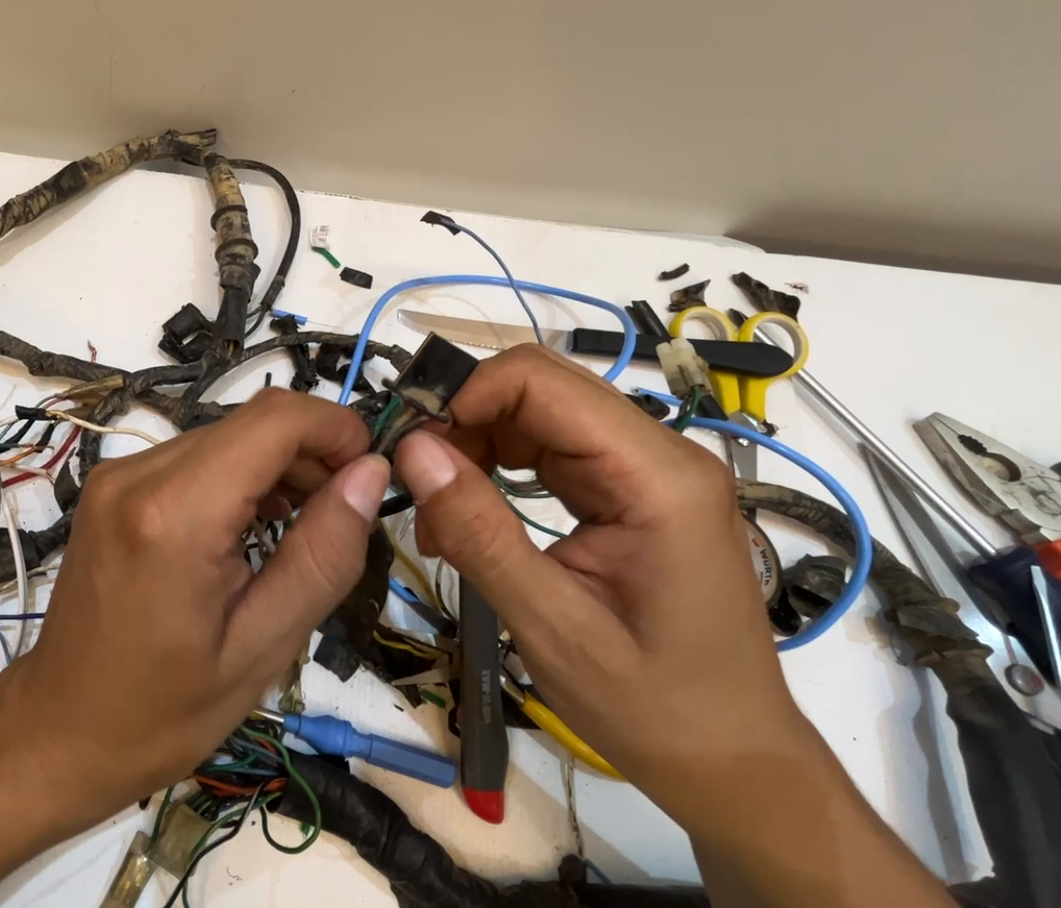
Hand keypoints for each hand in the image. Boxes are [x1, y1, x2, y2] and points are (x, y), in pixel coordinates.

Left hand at [1, 387, 389, 826]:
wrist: (64, 727)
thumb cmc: (166, 708)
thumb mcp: (263, 645)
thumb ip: (322, 553)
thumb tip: (368, 473)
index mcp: (175, 513)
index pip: (274, 420)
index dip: (335, 430)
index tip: (370, 476)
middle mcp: (137, 474)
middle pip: (248, 424)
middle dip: (310, 454)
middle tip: (342, 517)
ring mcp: (115, 476)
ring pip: (222, 437)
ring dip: (274, 467)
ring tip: (301, 530)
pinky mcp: (109, 488)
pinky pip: (190, 459)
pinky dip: (233, 479)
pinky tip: (251, 527)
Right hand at [394, 345, 786, 806]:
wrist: (729, 758)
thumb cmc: (650, 706)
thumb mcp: (549, 625)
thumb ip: (479, 531)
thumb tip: (412, 449)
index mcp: (656, 477)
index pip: (540, 381)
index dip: (463, 398)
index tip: (409, 452)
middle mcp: (658, 454)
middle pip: (537, 388)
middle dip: (462, 423)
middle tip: (415, 486)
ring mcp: (646, 470)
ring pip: (534, 415)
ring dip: (473, 450)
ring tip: (439, 519)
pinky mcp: (630, 491)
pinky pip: (547, 451)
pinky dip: (495, 473)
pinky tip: (469, 522)